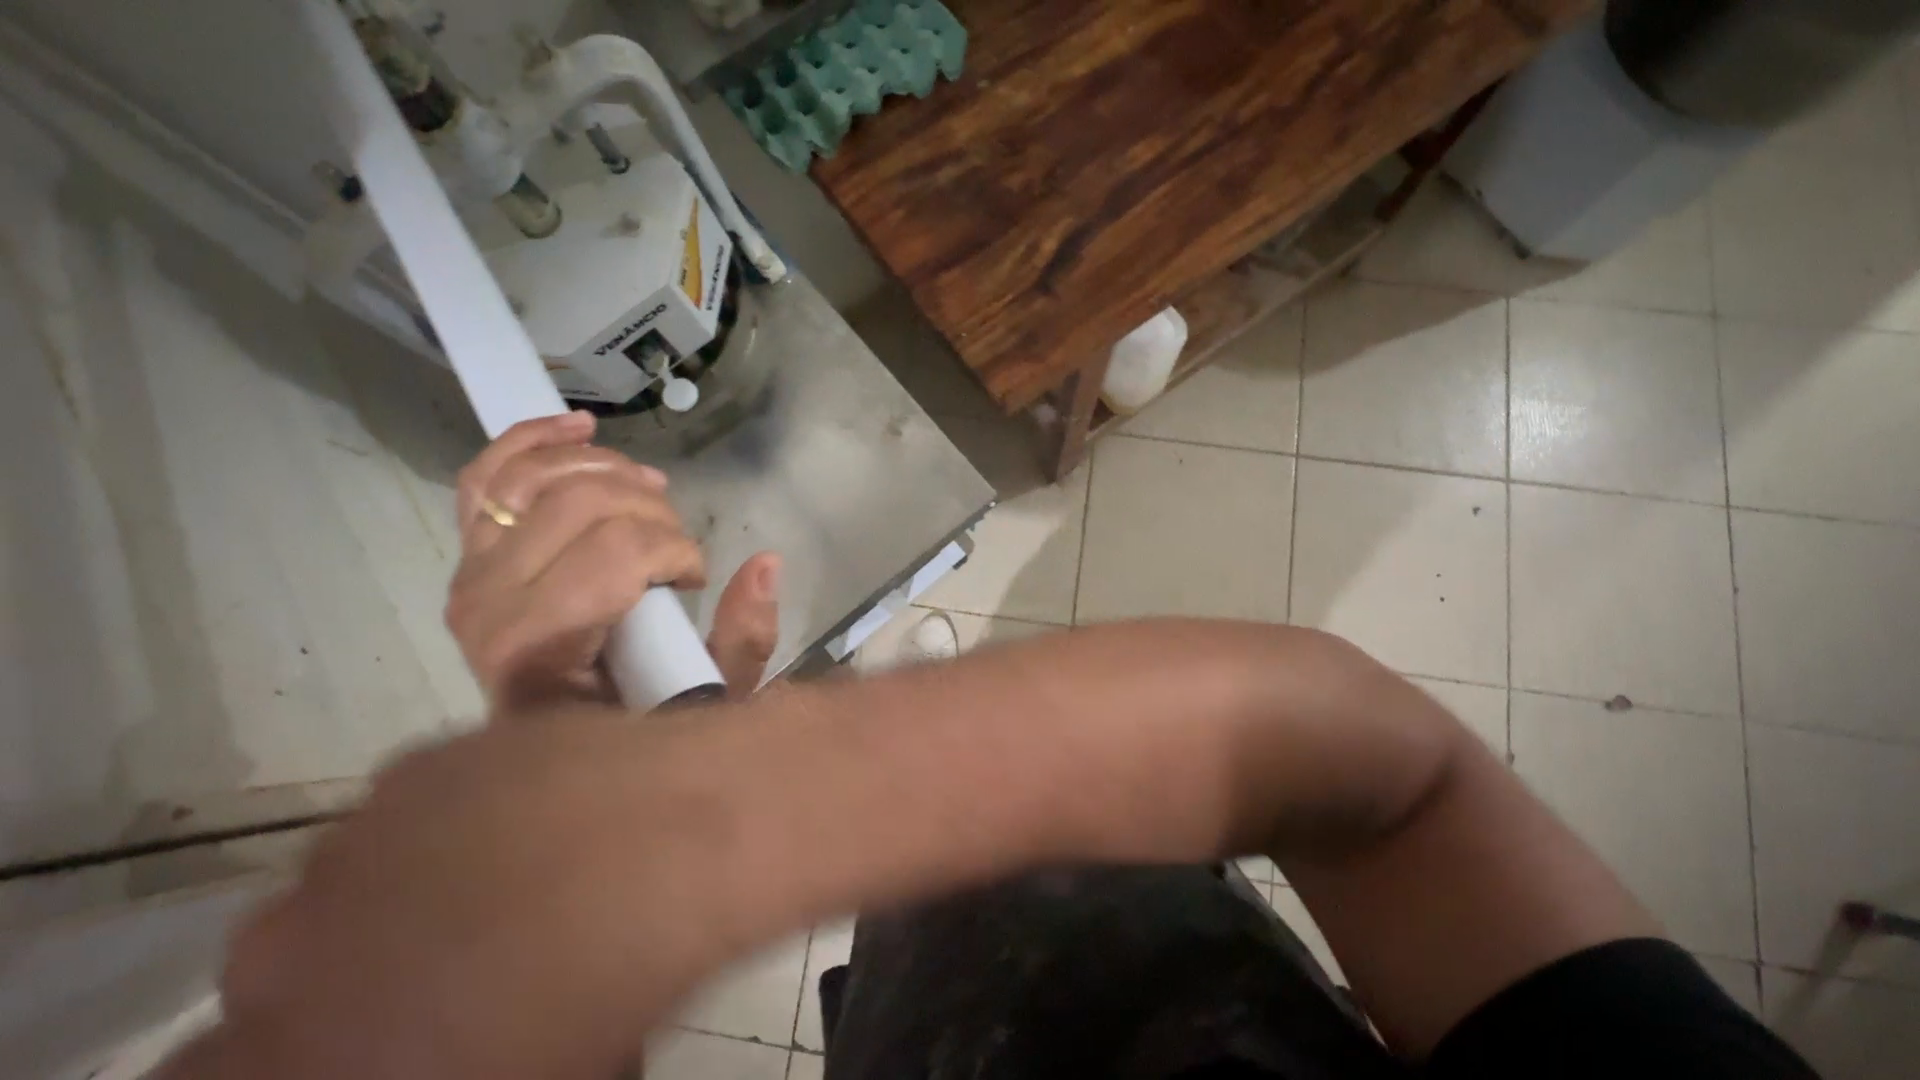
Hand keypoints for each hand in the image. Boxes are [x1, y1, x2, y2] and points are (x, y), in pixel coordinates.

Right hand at [157, 709, 719, 1079]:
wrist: (672, 839)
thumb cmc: (606, 988)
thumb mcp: (524, 1068)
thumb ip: (439, 1056)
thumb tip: (446, 1036)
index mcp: (303, 1052)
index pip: (218, 1069)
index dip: (305, 1046)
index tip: (370, 1034)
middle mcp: (288, 947)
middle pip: (284, 965)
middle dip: (355, 965)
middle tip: (455, 955)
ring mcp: (352, 839)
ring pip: (351, 874)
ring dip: (408, 880)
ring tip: (513, 873)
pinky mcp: (418, 760)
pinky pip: (409, 802)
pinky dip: (451, 814)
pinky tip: (531, 813)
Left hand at [446, 412, 780, 710]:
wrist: (549, 764)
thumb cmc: (629, 735)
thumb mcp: (703, 705)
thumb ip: (740, 641)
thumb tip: (766, 562)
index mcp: (540, 650)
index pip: (616, 553)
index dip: (675, 549)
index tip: (697, 579)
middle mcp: (489, 605)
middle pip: (582, 504)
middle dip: (652, 512)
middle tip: (678, 545)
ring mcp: (471, 575)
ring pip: (535, 477)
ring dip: (607, 469)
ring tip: (652, 491)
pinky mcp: (471, 556)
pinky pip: (487, 476)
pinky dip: (534, 440)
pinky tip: (583, 427)